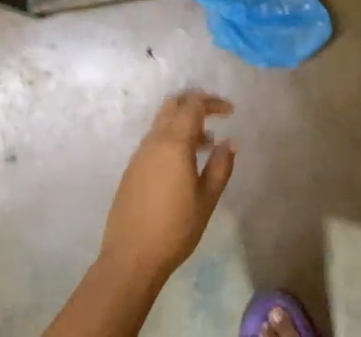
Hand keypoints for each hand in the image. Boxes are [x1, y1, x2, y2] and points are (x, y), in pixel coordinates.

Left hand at [99, 90, 236, 279]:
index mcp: (173, 144)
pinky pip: (154, 140)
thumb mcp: (206, 199)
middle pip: (172, 105)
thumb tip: (230, 142)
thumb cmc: (174, 229)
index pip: (193, 106)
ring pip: (162, 123)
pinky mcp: (132, 170)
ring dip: (183, 123)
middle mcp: (153, 142)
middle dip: (195, 103)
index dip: (213, 102)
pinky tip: (184, 163)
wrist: (130, 258)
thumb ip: (220, 166)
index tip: (230, 112)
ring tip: (206, 145)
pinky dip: (171, 138)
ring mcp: (139, 155)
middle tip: (216, 116)